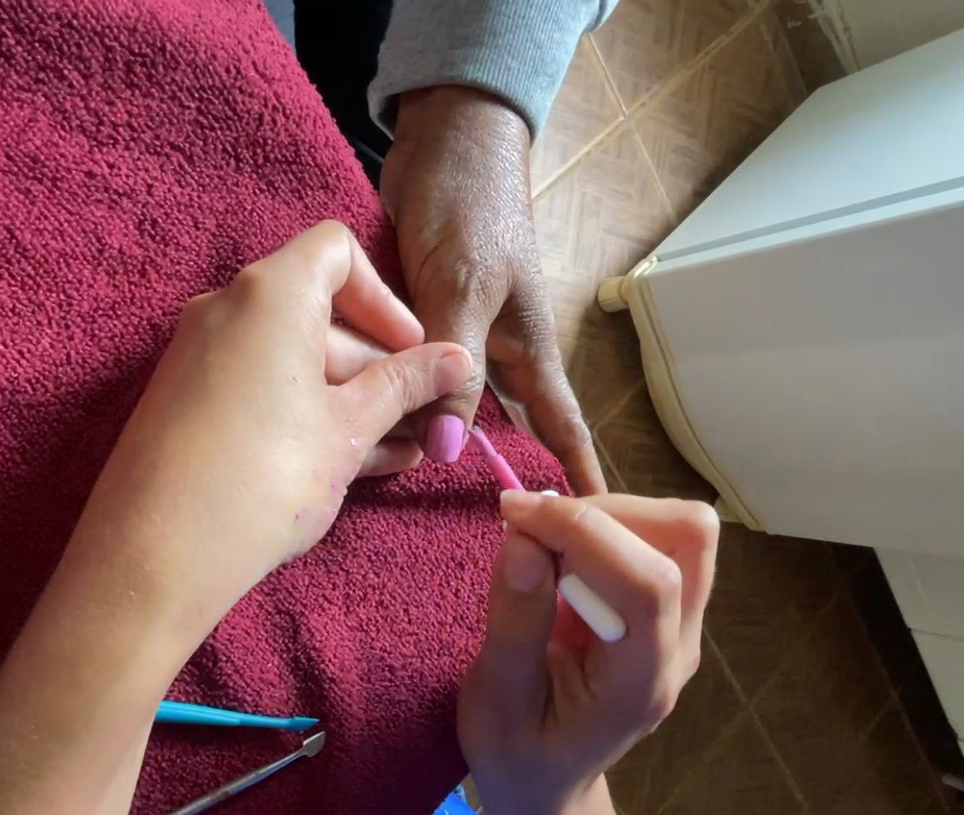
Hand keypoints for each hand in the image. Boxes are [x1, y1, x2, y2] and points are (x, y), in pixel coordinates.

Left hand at [65, 221, 474, 635]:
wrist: (158, 553)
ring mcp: (201, 359)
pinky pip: (262, 393)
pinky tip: (352, 464)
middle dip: (379, 370)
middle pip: (320, 317)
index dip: (386, 300)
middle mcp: (227, 310)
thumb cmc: (270, 474)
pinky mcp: (187, 406)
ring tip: (401, 453)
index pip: (337, 253)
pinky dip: (307, 417)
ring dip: (351, 403)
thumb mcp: (349, 428)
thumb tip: (458, 359)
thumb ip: (405, 385)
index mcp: (270, 292)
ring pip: (294, 366)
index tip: (414, 355)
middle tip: (423, 422)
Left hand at [381, 86, 606, 494]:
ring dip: (428, 438)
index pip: (560, 423)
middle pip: (498, 425)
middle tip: (480, 525)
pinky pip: (405, 375)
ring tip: (409, 486)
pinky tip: (371, 428)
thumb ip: (457, 369)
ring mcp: (453, 338)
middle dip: (492, 469)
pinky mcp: (417, 322)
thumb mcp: (467, 291)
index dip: (576, 472)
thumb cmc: (473, 208)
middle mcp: (491, 352)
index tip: (592, 519)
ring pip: (442, 404)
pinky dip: (392, 399)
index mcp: (524, 349)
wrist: (444, 141)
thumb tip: (446, 451)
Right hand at [457, 492, 719, 814]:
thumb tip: (525, 540)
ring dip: (605, 515)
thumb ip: (515, 621)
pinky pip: (656, 540)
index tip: (513, 516)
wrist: (547, 782)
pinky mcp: (664, 610)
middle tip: (528, 531)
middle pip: (684, 539)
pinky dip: (603, 526)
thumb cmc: (517, 754)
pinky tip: (558, 554)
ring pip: (679, 530)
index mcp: (641, 682)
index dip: (583, 531)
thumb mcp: (496, 700)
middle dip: (600, 514)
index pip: (647, 583)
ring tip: (541, 542)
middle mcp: (678, 646)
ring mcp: (680, 627)